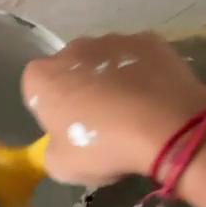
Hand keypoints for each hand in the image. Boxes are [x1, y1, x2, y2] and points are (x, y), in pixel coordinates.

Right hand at [21, 32, 205, 186]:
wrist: (168, 127)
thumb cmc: (106, 147)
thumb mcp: (63, 167)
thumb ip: (53, 149)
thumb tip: (61, 142)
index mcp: (43, 76)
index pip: (37, 90)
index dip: (52, 110)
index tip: (70, 129)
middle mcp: (73, 48)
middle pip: (71, 69)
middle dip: (82, 89)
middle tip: (102, 121)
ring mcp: (113, 39)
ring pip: (106, 60)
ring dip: (113, 78)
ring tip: (134, 110)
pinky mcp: (149, 40)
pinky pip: (139, 57)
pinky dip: (143, 72)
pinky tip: (156, 97)